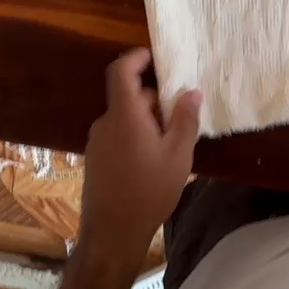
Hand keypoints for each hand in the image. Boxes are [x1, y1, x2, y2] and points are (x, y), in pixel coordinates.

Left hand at [76, 49, 201, 278]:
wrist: (112, 232)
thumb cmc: (149, 191)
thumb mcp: (178, 155)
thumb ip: (185, 119)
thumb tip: (192, 92)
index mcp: (124, 115)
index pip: (121, 71)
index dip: (137, 57)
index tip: (156, 57)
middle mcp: (106, 122)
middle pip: (130, 97)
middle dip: (156, 99)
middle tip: (182, 113)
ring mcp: (98, 141)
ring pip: (125, 118)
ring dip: (147, 120)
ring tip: (173, 142)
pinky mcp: (96, 158)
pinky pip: (119, 134)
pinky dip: (136, 135)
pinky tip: (154, 159)